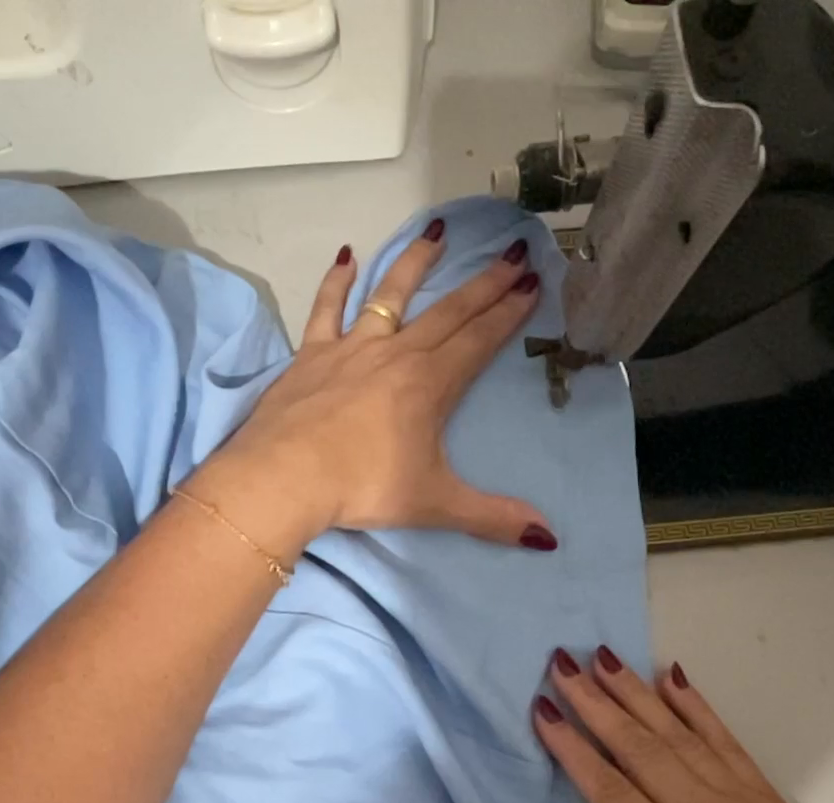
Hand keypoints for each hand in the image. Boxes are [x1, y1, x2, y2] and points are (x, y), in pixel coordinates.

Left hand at [185, 222, 552, 555]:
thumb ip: (492, 518)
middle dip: (484, 284)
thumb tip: (549, 539)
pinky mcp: (312, 354)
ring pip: (391, 296)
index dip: (509, 314)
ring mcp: (352, 348)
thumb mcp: (435, 505)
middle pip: (448, 312)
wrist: (284, 477)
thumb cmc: (363, 488)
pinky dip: (336, 282)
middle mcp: (397, 355)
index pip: (479, 341)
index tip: (533, 284)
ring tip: (438, 233)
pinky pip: (327, 308)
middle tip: (512, 253)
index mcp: (431, 385)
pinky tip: (347, 256)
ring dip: (416, 264)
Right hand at [531, 648, 833, 802]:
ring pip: (675, 732)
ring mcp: (738, 796)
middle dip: (595, 701)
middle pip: (638, 746)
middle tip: (560, 662)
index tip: (542, 707)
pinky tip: (673, 676)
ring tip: (602, 656)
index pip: (609, 789)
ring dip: (635, 690)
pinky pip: (723, 738)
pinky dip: (695, 705)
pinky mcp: (765, 793)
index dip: (571, 747)